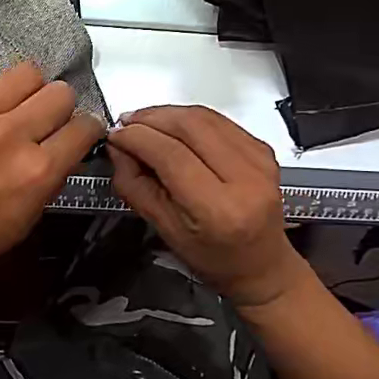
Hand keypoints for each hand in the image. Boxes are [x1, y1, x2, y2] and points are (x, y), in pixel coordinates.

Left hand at [0, 63, 104, 290]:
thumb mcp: (23, 219)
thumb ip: (48, 177)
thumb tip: (62, 146)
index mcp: (37, 171)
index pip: (84, 127)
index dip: (85, 129)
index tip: (76, 132)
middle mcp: (11, 134)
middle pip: (59, 92)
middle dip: (58, 106)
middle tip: (42, 119)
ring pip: (26, 72)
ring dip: (25, 90)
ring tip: (11, 106)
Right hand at [107, 106, 306, 308]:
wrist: (261, 264)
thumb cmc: (211, 256)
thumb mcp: (162, 228)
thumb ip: (134, 183)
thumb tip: (117, 145)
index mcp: (219, 210)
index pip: (171, 155)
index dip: (137, 137)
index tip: (115, 134)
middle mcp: (246, 180)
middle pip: (189, 126)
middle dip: (150, 118)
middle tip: (126, 124)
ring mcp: (259, 161)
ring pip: (203, 117)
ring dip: (167, 113)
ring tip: (144, 123)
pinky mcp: (263, 149)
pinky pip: (217, 120)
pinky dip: (187, 117)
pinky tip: (172, 127)